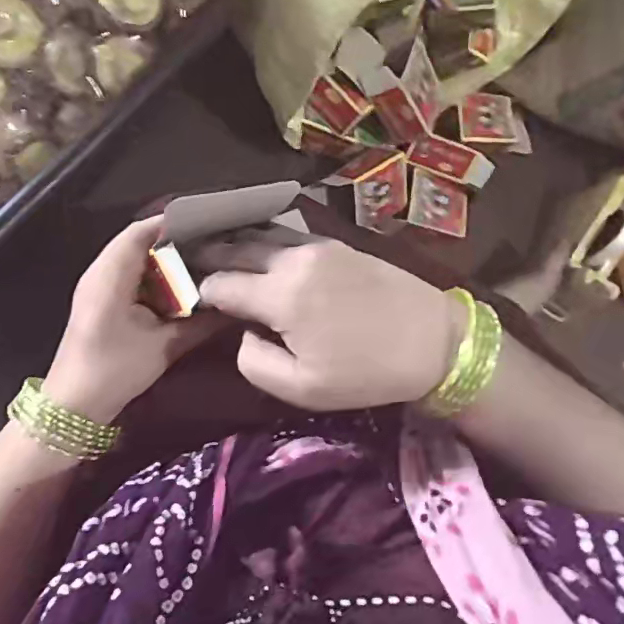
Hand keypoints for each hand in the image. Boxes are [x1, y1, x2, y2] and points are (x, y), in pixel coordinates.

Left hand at [42, 216, 222, 421]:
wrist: (75, 405)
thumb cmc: (114, 371)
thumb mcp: (163, 347)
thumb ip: (200, 324)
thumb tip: (235, 307)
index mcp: (110, 276)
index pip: (141, 232)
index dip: (174, 224)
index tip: (210, 225)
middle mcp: (100, 273)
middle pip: (139, 241)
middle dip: (175, 241)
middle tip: (214, 246)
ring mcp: (97, 286)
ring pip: (134, 259)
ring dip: (165, 260)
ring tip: (203, 263)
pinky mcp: (100, 302)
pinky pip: (130, 277)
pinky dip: (154, 277)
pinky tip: (180, 288)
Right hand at [195, 233, 461, 410]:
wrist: (435, 342)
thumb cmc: (367, 372)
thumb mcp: (302, 388)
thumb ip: (254, 363)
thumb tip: (243, 334)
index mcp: (280, 296)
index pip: (221, 284)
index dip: (199, 291)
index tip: (187, 298)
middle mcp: (293, 259)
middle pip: (236, 248)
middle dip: (209, 255)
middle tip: (187, 261)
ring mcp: (318, 246)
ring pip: (261, 235)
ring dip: (235, 242)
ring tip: (216, 250)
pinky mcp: (338, 243)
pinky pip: (288, 235)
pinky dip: (264, 239)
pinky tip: (257, 247)